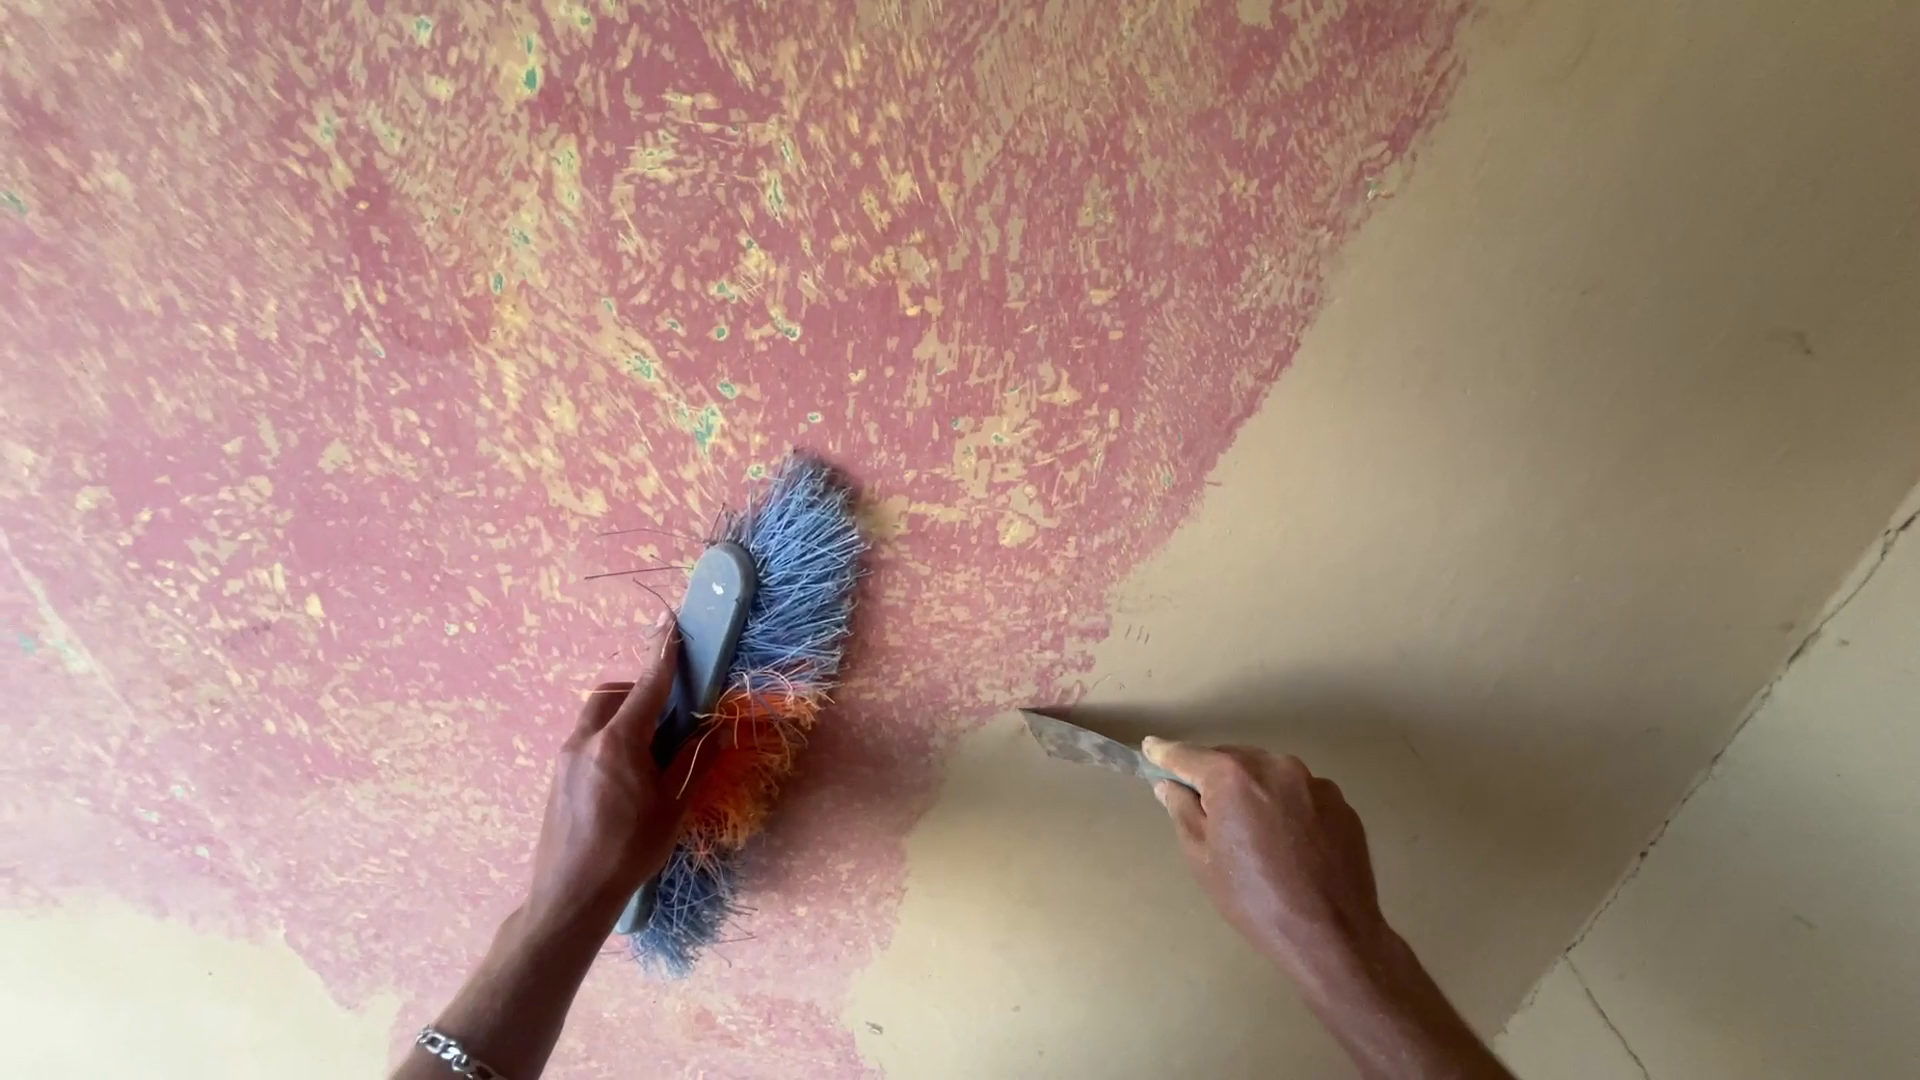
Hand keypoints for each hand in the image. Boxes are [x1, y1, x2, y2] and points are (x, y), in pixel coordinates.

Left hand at [523, 624, 693, 936]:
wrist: (570, 897)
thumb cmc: (630, 850)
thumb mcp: (673, 805)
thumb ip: (695, 759)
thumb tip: (719, 728)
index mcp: (619, 743)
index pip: (648, 685)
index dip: (663, 652)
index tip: (669, 622)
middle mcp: (586, 740)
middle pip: (613, 693)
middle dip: (640, 689)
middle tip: (669, 714)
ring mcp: (565, 758)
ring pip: (596, 714)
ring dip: (624, 713)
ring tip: (650, 748)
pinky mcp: (557, 775)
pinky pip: (587, 737)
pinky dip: (610, 735)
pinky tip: (627, 773)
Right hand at [1142, 739, 1389, 975]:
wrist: (1333, 938)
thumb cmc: (1254, 899)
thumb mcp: (1202, 857)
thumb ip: (1182, 810)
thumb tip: (1171, 786)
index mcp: (1232, 776)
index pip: (1187, 755)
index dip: (1164, 754)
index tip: (1150, 748)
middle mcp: (1274, 765)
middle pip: (1230, 759)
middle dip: (1213, 776)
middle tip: (1206, 807)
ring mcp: (1313, 782)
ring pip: (1267, 773)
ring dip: (1252, 788)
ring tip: (1252, 830)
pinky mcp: (1340, 802)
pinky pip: (1299, 792)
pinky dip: (1284, 804)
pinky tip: (1287, 841)